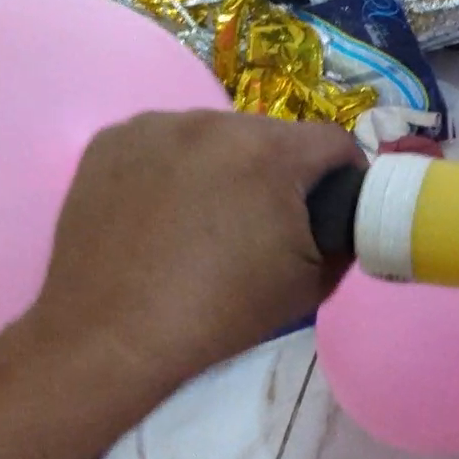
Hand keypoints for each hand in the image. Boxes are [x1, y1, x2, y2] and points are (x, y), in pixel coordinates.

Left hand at [18, 111, 361, 397]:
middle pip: (273, 135)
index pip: (334, 140)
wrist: (112, 336)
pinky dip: (178, 166)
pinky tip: (167, 209)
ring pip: (218, 136)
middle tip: (269, 219)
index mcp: (270, 152)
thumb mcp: (313, 282)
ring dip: (230, 164)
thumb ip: (343, 238)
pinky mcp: (110, 140)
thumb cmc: (223, 310)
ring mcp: (155, 126)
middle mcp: (213, 122)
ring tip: (212, 216)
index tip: (336, 205)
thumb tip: (343, 219)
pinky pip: (167, 142)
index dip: (347, 172)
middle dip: (283, 170)